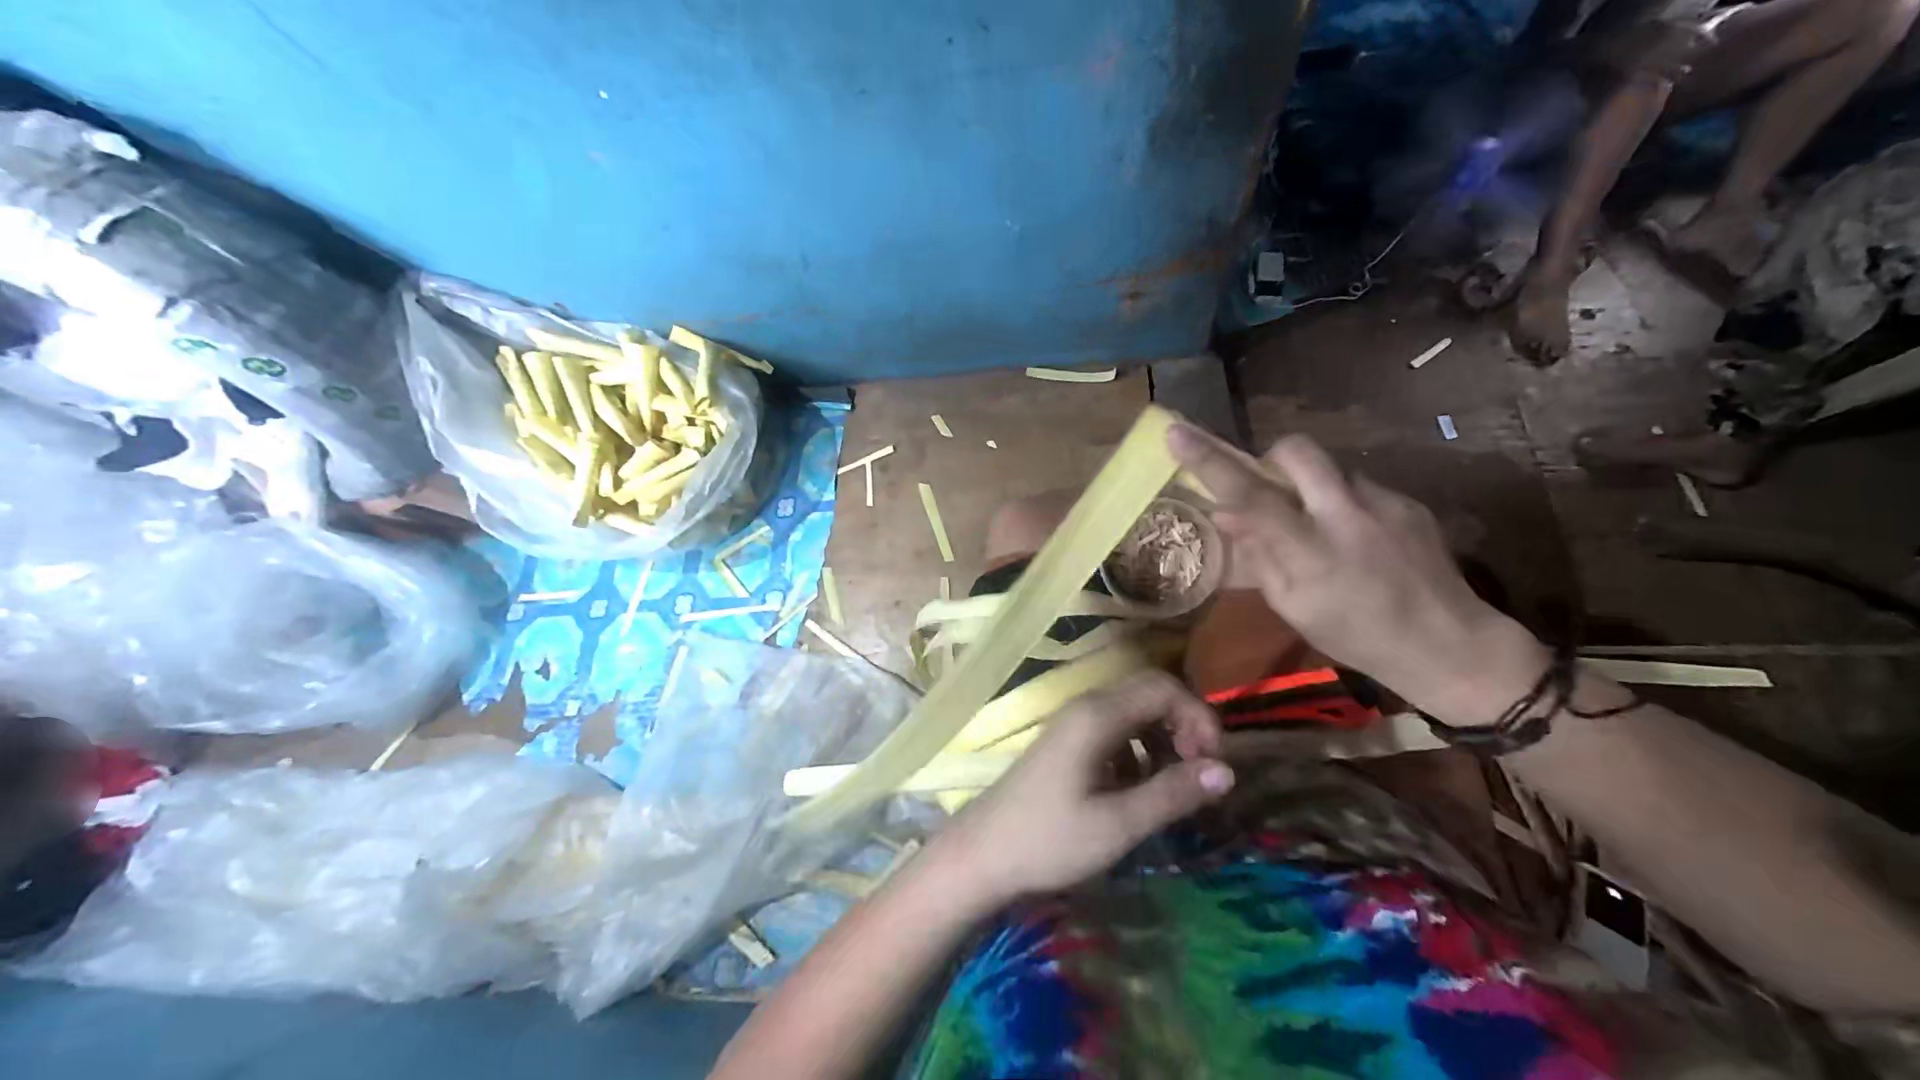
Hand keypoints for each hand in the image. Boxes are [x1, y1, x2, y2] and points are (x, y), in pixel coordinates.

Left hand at [925, 671, 1234, 909]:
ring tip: (1173, 786)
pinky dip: (1138, 752)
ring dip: (1163, 740)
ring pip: (1133, 713)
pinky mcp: (1066, 745)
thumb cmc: (1049, 840)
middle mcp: (1085, 707)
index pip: (1164, 687)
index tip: (1213, 764)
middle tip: (1199, 773)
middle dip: (1184, 726)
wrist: (981, 856)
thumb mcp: (1118, 823)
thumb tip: (1226, 771)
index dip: (1199, 717)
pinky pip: (1115, 732)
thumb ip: (1173, 793)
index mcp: (1097, 715)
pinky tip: (1138, 790)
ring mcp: (1072, 725)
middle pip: (1149, 694)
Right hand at [1169, 425, 1549, 726]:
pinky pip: (1358, 487)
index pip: (1248, 495)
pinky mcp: (1409, 502)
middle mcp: (1346, 516)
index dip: (1209, 461)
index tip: (1177, 431)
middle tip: (1269, 489)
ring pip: (1329, 469)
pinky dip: (1341, 503)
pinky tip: (1354, 539)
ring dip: (1309, 486)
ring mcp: (1384, 503)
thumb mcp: (1293, 606)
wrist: (1449, 644)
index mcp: (1310, 551)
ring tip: (1318, 526)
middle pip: (1296, 452)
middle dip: (1271, 457)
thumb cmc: (1355, 636)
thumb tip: (1224, 514)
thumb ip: (1258, 555)